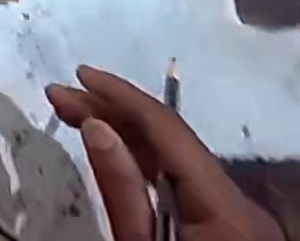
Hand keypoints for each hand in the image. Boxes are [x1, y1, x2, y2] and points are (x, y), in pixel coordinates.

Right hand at [47, 67, 283, 240]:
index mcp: (228, 212)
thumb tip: (96, 124)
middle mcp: (240, 204)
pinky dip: (143, 160)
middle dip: (111, 111)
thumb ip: (123, 194)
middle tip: (59, 96)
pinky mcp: (232, 230)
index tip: (78, 74)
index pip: (167, 129)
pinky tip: (113, 149)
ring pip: (174, 156)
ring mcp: (240, 218)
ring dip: (123, 131)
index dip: (121, 94)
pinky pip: (183, 180)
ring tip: (74, 114)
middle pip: (169, 138)